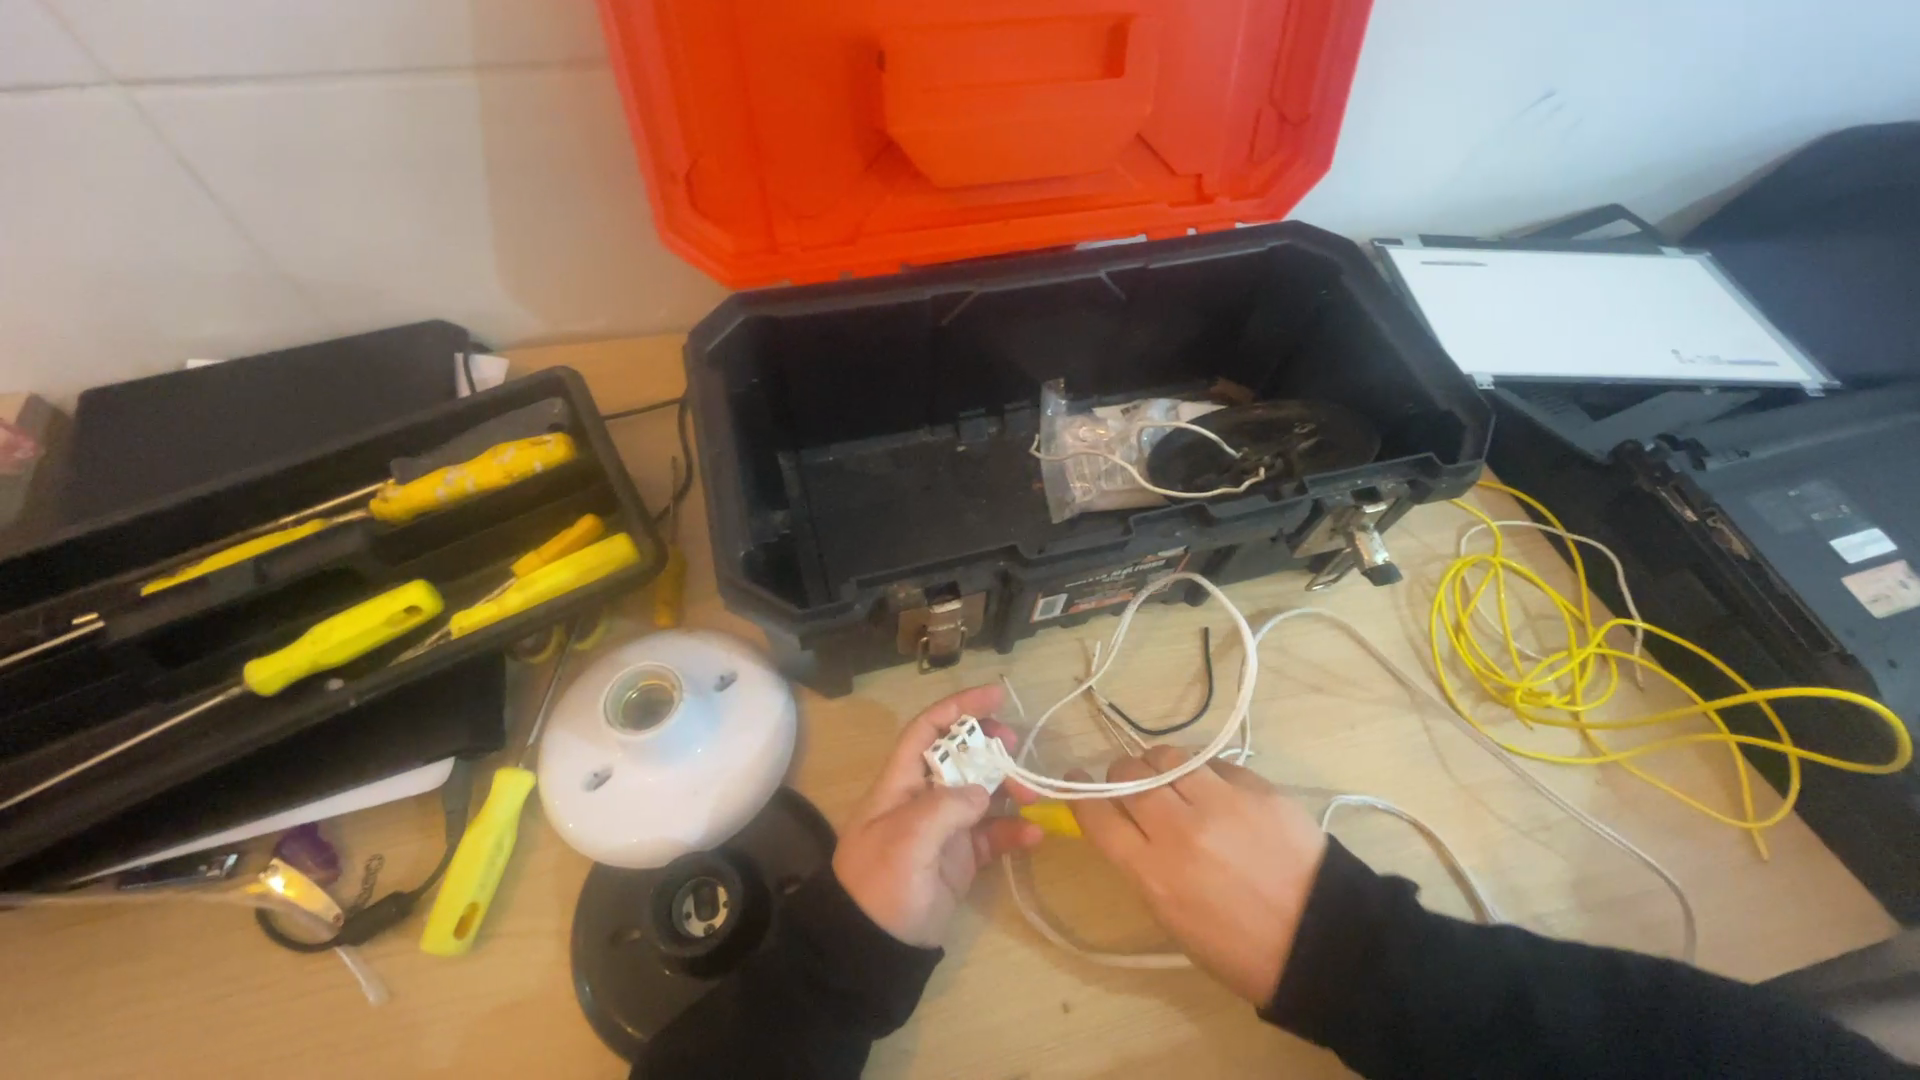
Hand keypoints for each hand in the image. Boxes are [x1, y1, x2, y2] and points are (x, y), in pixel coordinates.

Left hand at [833, 685, 1042, 947]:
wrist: (873, 949)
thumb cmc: (880, 884)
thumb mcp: (905, 840)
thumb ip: (944, 808)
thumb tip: (982, 794)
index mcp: (900, 783)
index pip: (928, 731)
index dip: (958, 708)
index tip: (996, 695)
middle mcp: (923, 798)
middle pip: (960, 756)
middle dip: (988, 745)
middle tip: (1015, 745)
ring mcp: (944, 828)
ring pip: (982, 792)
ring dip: (1008, 787)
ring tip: (1032, 794)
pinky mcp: (961, 858)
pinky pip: (992, 835)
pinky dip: (1014, 831)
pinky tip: (1034, 835)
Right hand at [1071, 746, 1326, 1005]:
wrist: (1324, 941)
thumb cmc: (1239, 947)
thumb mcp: (1173, 918)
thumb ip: (1141, 865)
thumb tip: (1121, 824)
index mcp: (1153, 873)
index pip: (1097, 814)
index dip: (1079, 793)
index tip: (1074, 781)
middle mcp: (1180, 829)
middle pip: (1127, 775)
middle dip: (1120, 776)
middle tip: (1130, 785)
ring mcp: (1220, 802)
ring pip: (1166, 756)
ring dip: (1159, 765)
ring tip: (1171, 779)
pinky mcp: (1256, 787)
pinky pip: (1213, 762)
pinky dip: (1204, 772)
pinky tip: (1214, 790)